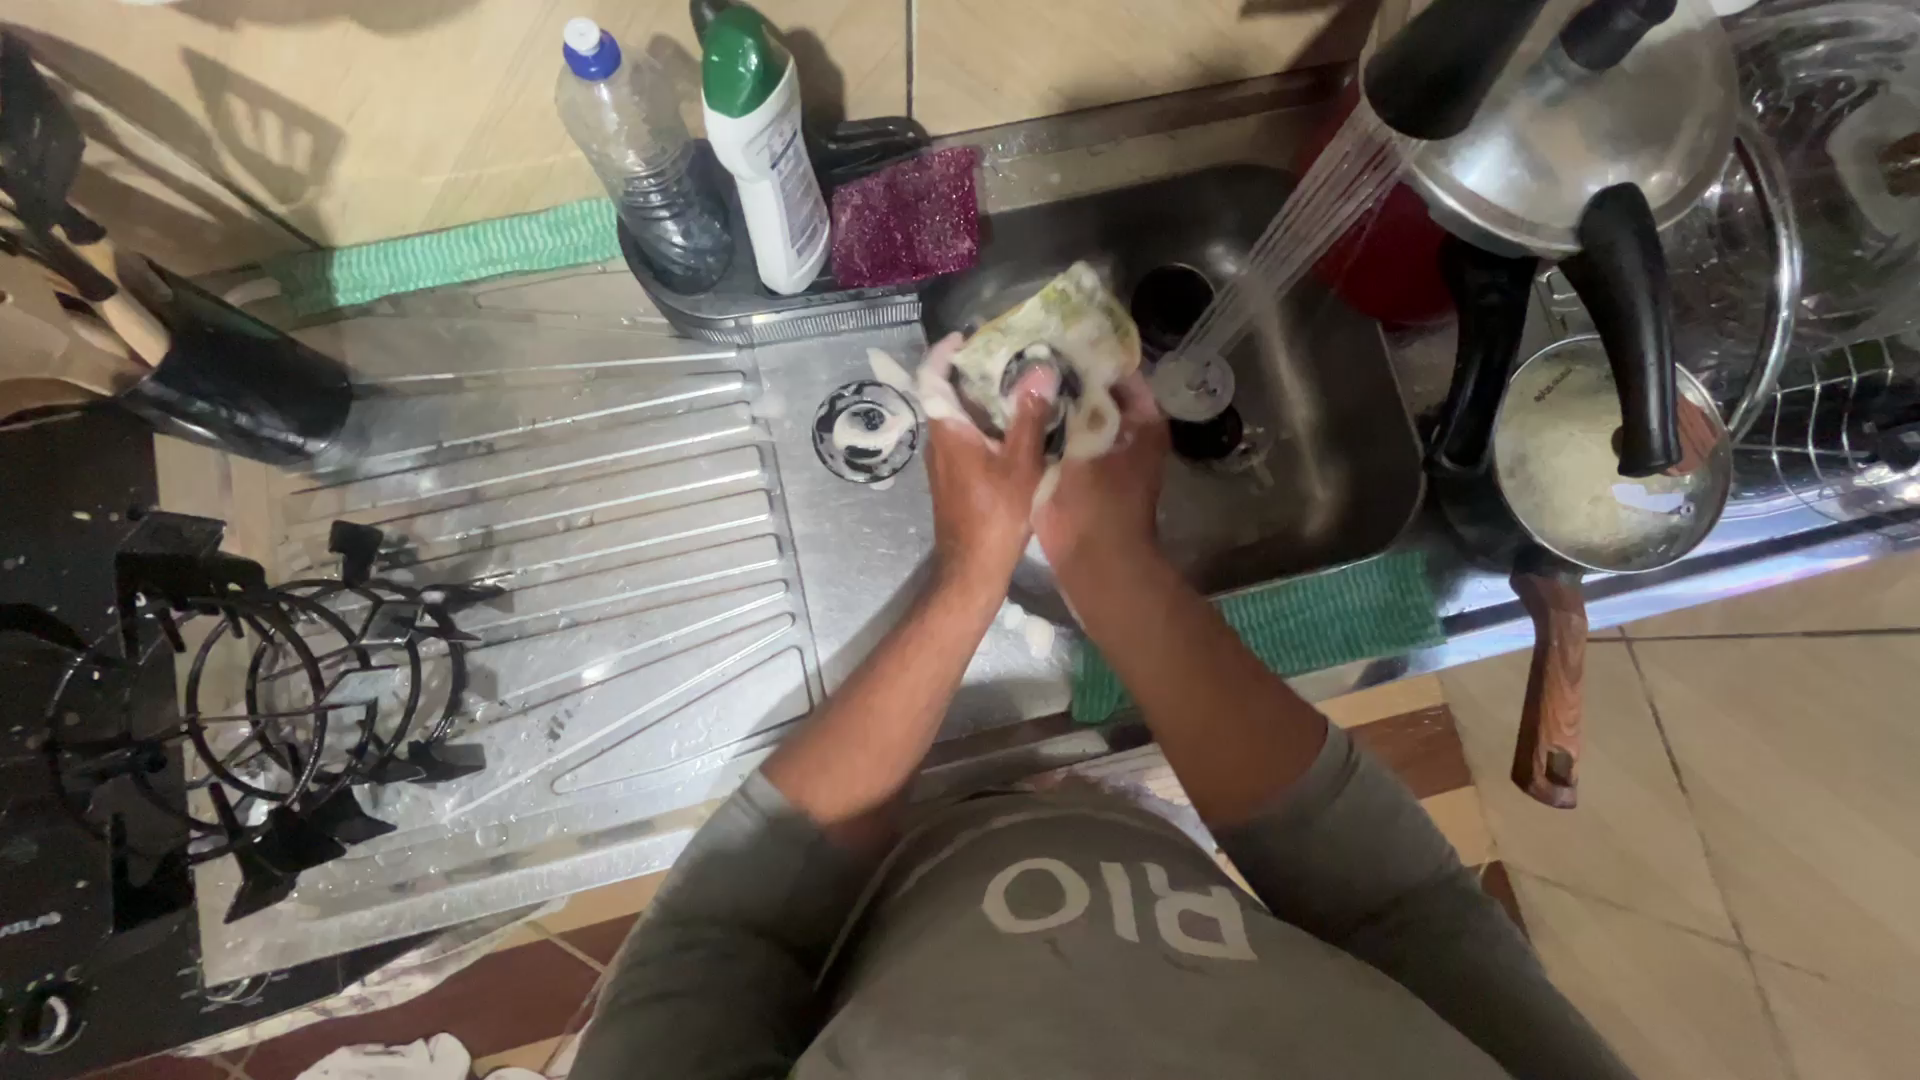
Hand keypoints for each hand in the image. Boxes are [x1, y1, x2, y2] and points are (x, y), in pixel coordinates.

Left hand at [921, 332, 1058, 589]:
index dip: (944, 352)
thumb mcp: (1020, 464)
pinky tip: (1015, 425)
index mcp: (948, 430)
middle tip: (1007, 355)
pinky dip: (985, 423)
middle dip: (972, 371)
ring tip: (1018, 384)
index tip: (967, 336)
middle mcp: (938, 440)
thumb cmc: (995, 515)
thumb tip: (1038, 370)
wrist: (972, 566)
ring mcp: (943, 459)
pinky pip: (964, 435)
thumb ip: (1028, 416)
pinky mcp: (953, 475)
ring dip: (981, 399)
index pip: (931, 376)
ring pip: (957, 416)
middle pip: (946, 393)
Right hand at [1034, 371, 1168, 576]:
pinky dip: (1045, 430)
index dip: (1093, 354)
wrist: (1094, 565)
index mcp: (1143, 423)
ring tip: (1018, 376)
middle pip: (1097, 393)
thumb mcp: (1087, 446)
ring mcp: (1103, 456)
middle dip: (1067, 377)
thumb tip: (1057, 369)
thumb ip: (1075, 406)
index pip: (1120, 372)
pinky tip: (1016, 413)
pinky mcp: (1081, 476)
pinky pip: (1062, 441)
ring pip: (1077, 417)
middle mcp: (1127, 435)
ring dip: (1054, 404)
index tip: (1060, 336)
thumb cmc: (1098, 506)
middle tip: (1030, 353)